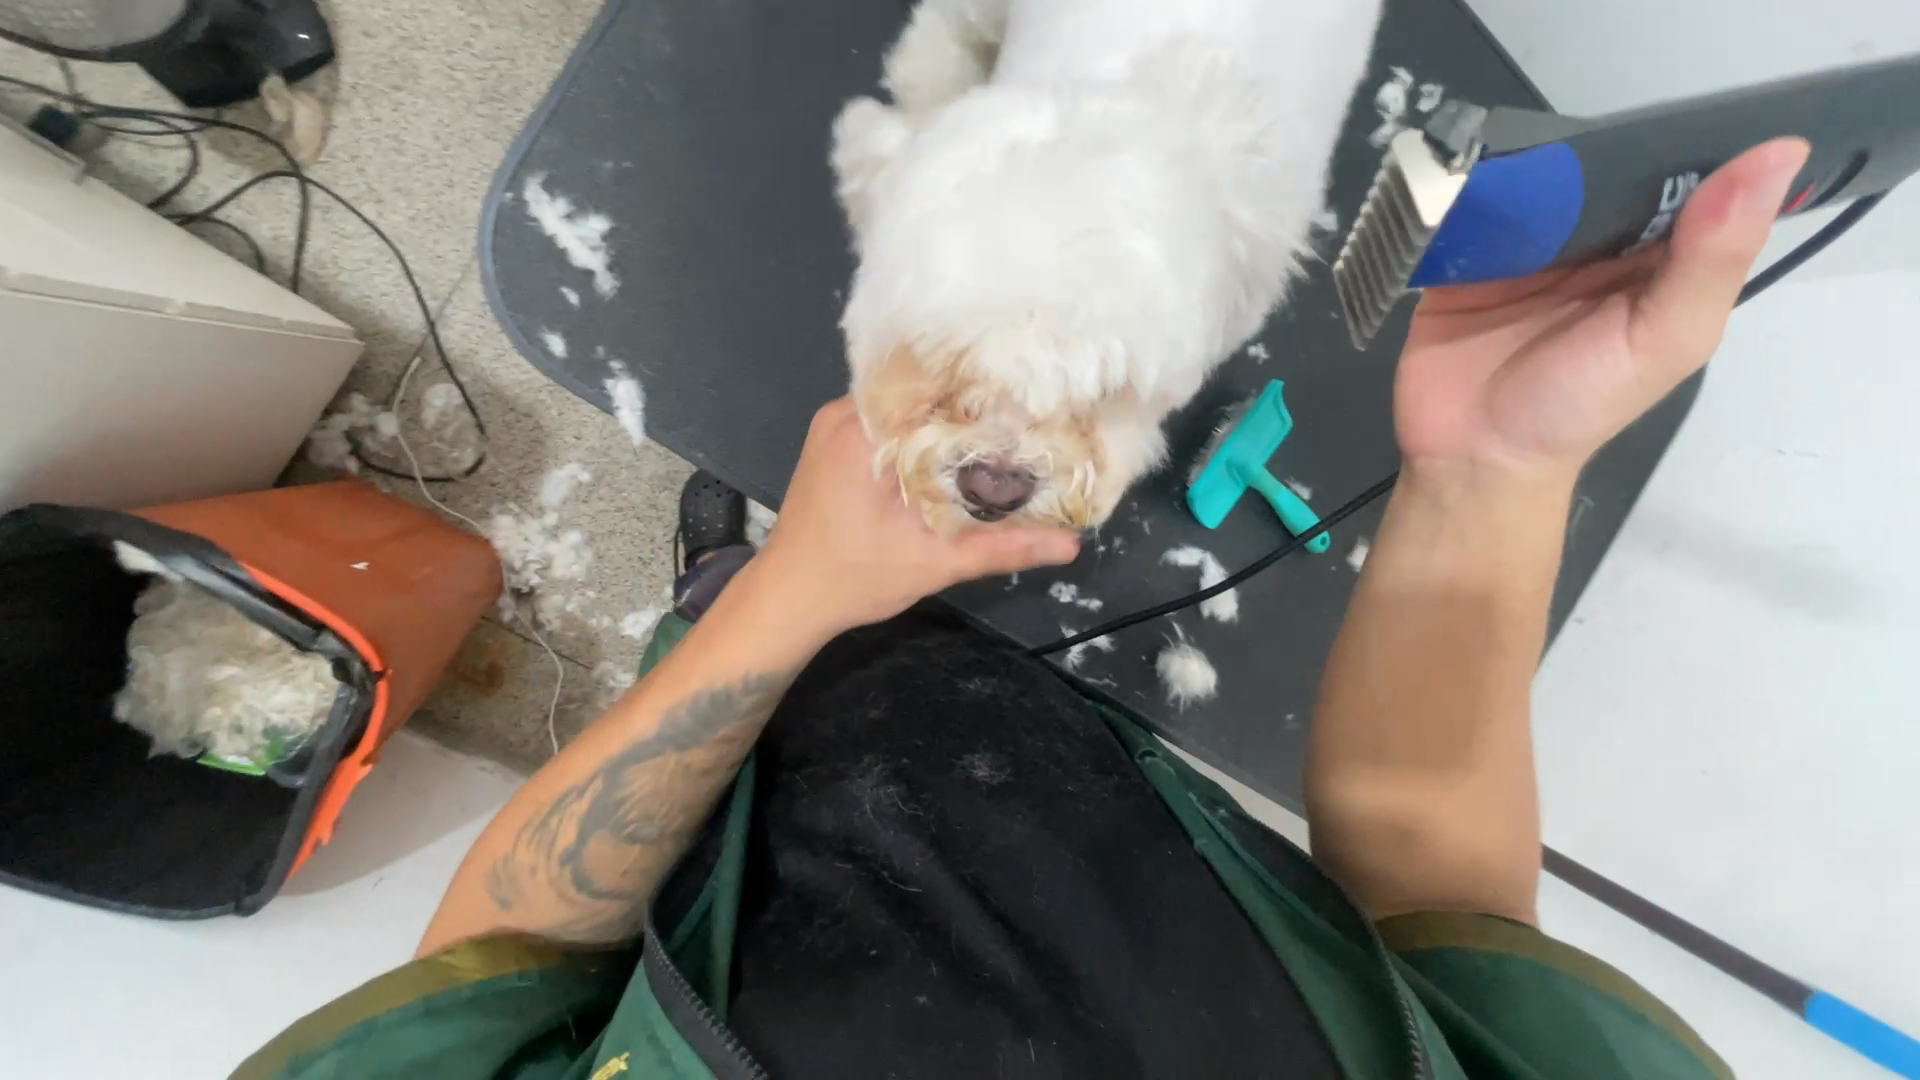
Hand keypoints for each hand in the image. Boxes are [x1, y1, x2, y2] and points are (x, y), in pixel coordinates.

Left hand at [755, 398, 1081, 633]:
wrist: (788, 600)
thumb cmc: (851, 579)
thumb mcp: (934, 563)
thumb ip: (1003, 548)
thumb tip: (1070, 545)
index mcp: (863, 430)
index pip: (935, 384)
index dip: (985, 390)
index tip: (1030, 400)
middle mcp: (844, 414)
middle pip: (922, 392)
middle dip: (971, 404)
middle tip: (1025, 417)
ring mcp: (835, 426)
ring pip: (905, 406)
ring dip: (946, 419)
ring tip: (1000, 430)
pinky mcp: (833, 444)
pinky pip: (888, 422)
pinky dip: (921, 432)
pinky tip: (956, 451)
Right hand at [1394, 138, 1810, 483]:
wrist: (1470, 456)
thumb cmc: (1575, 408)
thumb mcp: (1664, 341)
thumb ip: (1711, 260)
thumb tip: (1777, 154)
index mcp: (1650, 262)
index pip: (1677, 184)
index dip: (1675, 148)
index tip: (1661, 121)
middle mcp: (1585, 252)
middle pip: (1594, 179)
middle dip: (1583, 157)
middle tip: (1563, 139)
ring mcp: (1515, 259)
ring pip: (1525, 195)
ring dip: (1517, 175)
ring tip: (1507, 158)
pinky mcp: (1454, 272)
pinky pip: (1459, 225)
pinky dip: (1459, 203)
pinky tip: (1458, 188)